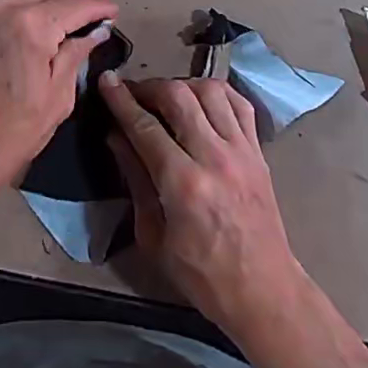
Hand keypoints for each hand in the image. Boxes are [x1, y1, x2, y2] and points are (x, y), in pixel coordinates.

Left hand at [0, 0, 117, 209]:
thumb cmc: (5, 137)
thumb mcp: (55, 99)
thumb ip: (76, 56)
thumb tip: (94, 33)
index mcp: (30, 25)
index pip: (76, 5)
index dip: (99, 8)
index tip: (113, 13)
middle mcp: (2, 7)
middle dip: (72, 8)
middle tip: (88, 30)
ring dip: (45, 12)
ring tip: (57, 38)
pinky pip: (0, 10)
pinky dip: (18, 18)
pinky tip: (24, 42)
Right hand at [99, 74, 307, 332]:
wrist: (260, 286)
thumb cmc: (201, 273)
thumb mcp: (154, 237)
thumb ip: (136, 180)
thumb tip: (116, 137)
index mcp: (183, 183)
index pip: (145, 127)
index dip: (122, 101)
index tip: (107, 81)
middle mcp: (214, 156)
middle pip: (179, 97)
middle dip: (150, 87)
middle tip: (133, 91)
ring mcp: (241, 148)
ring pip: (211, 91)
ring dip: (183, 85)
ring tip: (167, 95)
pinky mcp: (258, 149)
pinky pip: (240, 103)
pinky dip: (218, 92)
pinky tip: (203, 99)